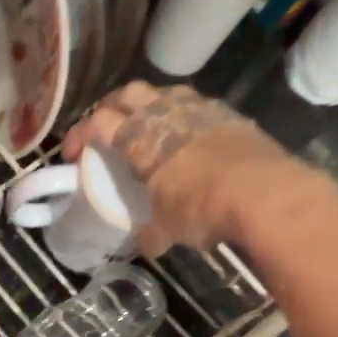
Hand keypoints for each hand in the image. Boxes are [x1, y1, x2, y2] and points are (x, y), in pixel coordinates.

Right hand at [61, 82, 320, 255]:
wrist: (265, 193)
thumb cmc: (201, 207)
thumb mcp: (167, 228)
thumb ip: (151, 232)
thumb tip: (148, 243)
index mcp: (140, 136)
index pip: (99, 122)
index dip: (80, 135)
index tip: (72, 154)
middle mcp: (167, 112)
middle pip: (130, 93)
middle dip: (112, 107)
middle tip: (106, 129)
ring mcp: (202, 108)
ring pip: (166, 93)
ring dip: (151, 105)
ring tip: (147, 128)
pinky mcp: (230, 115)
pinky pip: (197, 106)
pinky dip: (183, 117)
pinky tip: (185, 138)